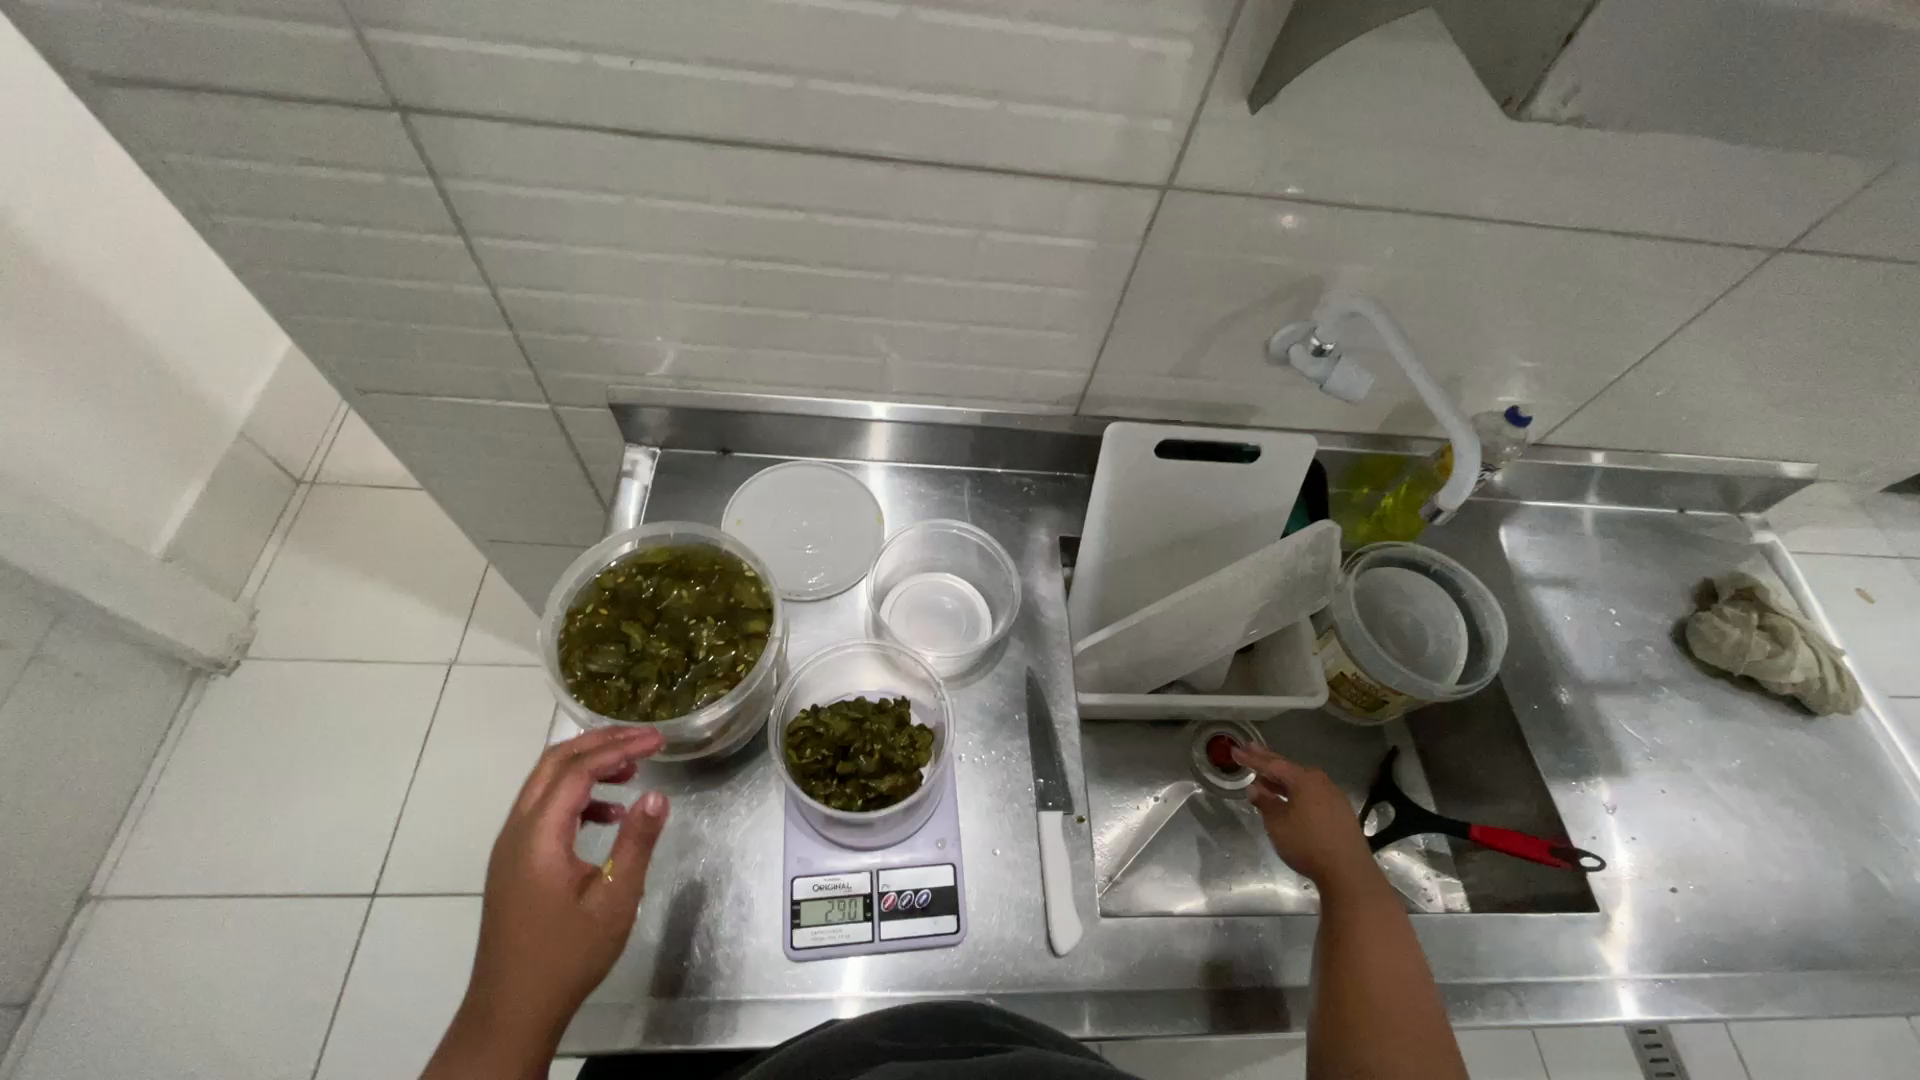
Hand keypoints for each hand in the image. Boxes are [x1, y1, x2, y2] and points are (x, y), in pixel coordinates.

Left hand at [425, 726, 670, 1079]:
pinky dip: (578, 796)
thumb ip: (636, 843)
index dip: (619, 747)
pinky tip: (611, 816)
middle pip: (555, 764)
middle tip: (645, 740)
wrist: (512, 1009)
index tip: (659, 739)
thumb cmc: (567, 955)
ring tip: (633, 771)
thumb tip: (658, 794)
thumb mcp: (615, 899)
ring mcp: (511, 846)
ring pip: (546, 783)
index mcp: (538, 835)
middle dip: (601, 743)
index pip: (578, 770)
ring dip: (588, 767)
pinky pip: (544, 809)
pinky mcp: (515, 861)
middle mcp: (517, 831)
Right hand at [1232, 744, 1382, 898]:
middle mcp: (1321, 783)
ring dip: (1282, 780)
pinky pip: (1312, 794)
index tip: (1235, 751)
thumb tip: (1255, 788)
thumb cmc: (1307, 843)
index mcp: (1304, 780)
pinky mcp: (1341, 813)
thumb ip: (1265, 802)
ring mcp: (1334, 797)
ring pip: (1302, 782)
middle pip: (1289, 769)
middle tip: (1250, 748)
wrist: (1348, 872)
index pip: (1272, 765)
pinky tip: (1289, 799)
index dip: (1252, 759)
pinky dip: (1296, 792)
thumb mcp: (1277, 823)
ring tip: (1265, 778)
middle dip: (1268, 761)